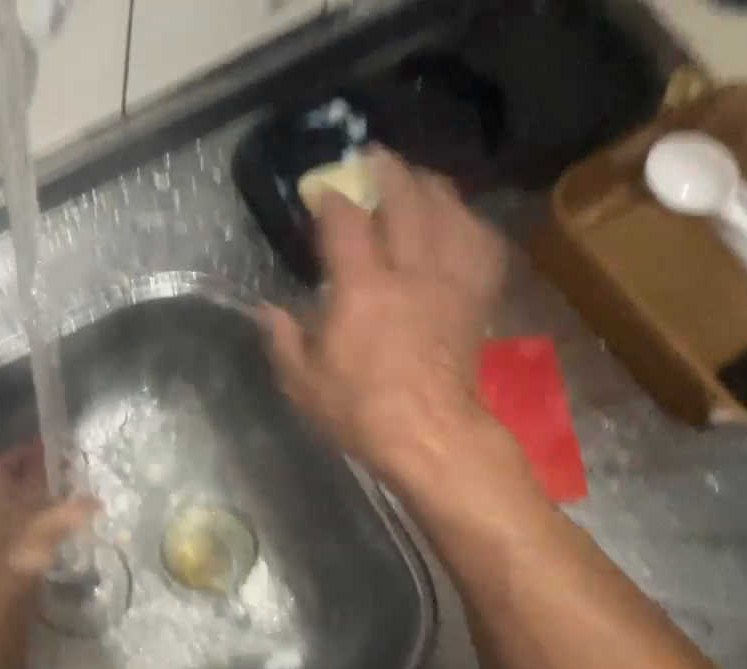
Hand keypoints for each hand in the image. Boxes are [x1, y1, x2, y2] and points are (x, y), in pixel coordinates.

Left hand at [0, 441, 99, 600]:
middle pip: (11, 487)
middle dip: (34, 475)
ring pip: (20, 509)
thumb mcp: (46, 529)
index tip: (44, 447)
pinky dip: (45, 524)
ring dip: (41, 500)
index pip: (0, 466)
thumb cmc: (17, 562)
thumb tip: (94, 500)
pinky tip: (65, 530)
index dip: (19, 453)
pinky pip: (28, 531)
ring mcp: (1, 539)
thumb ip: (70, 511)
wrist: (1, 610)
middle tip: (64, 471)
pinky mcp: (12, 559)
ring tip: (69, 497)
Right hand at [260, 150, 508, 485]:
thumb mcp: (301, 381)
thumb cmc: (358, 409)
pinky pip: (480, 241)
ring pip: (449, 210)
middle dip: (387, 171)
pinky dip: (468, 220)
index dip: (331, 199)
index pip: (346, 224)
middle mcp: (411, 272)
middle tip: (372, 157)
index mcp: (362, 291)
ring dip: (430, 186)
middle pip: (407, 200)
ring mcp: (450, 279)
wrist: (429, 432)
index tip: (319, 187)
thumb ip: (282, 338)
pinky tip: (458, 219)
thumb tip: (266, 311)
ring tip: (415, 177)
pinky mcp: (476, 295)